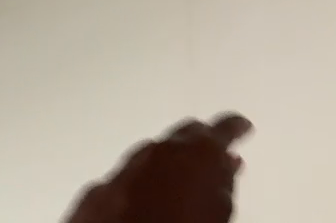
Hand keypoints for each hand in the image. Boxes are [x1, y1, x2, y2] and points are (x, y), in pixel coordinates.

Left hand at [63, 114, 252, 222]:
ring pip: (150, 155)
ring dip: (163, 164)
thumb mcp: (221, 210)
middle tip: (209, 156)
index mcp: (199, 149)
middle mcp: (162, 151)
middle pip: (185, 134)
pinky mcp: (92, 195)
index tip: (243, 129)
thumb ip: (225, 181)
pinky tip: (136, 202)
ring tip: (172, 184)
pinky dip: (132, 186)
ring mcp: (124, 170)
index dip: (237, 127)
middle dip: (198, 142)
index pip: (227, 125)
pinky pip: (119, 181)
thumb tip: (225, 170)